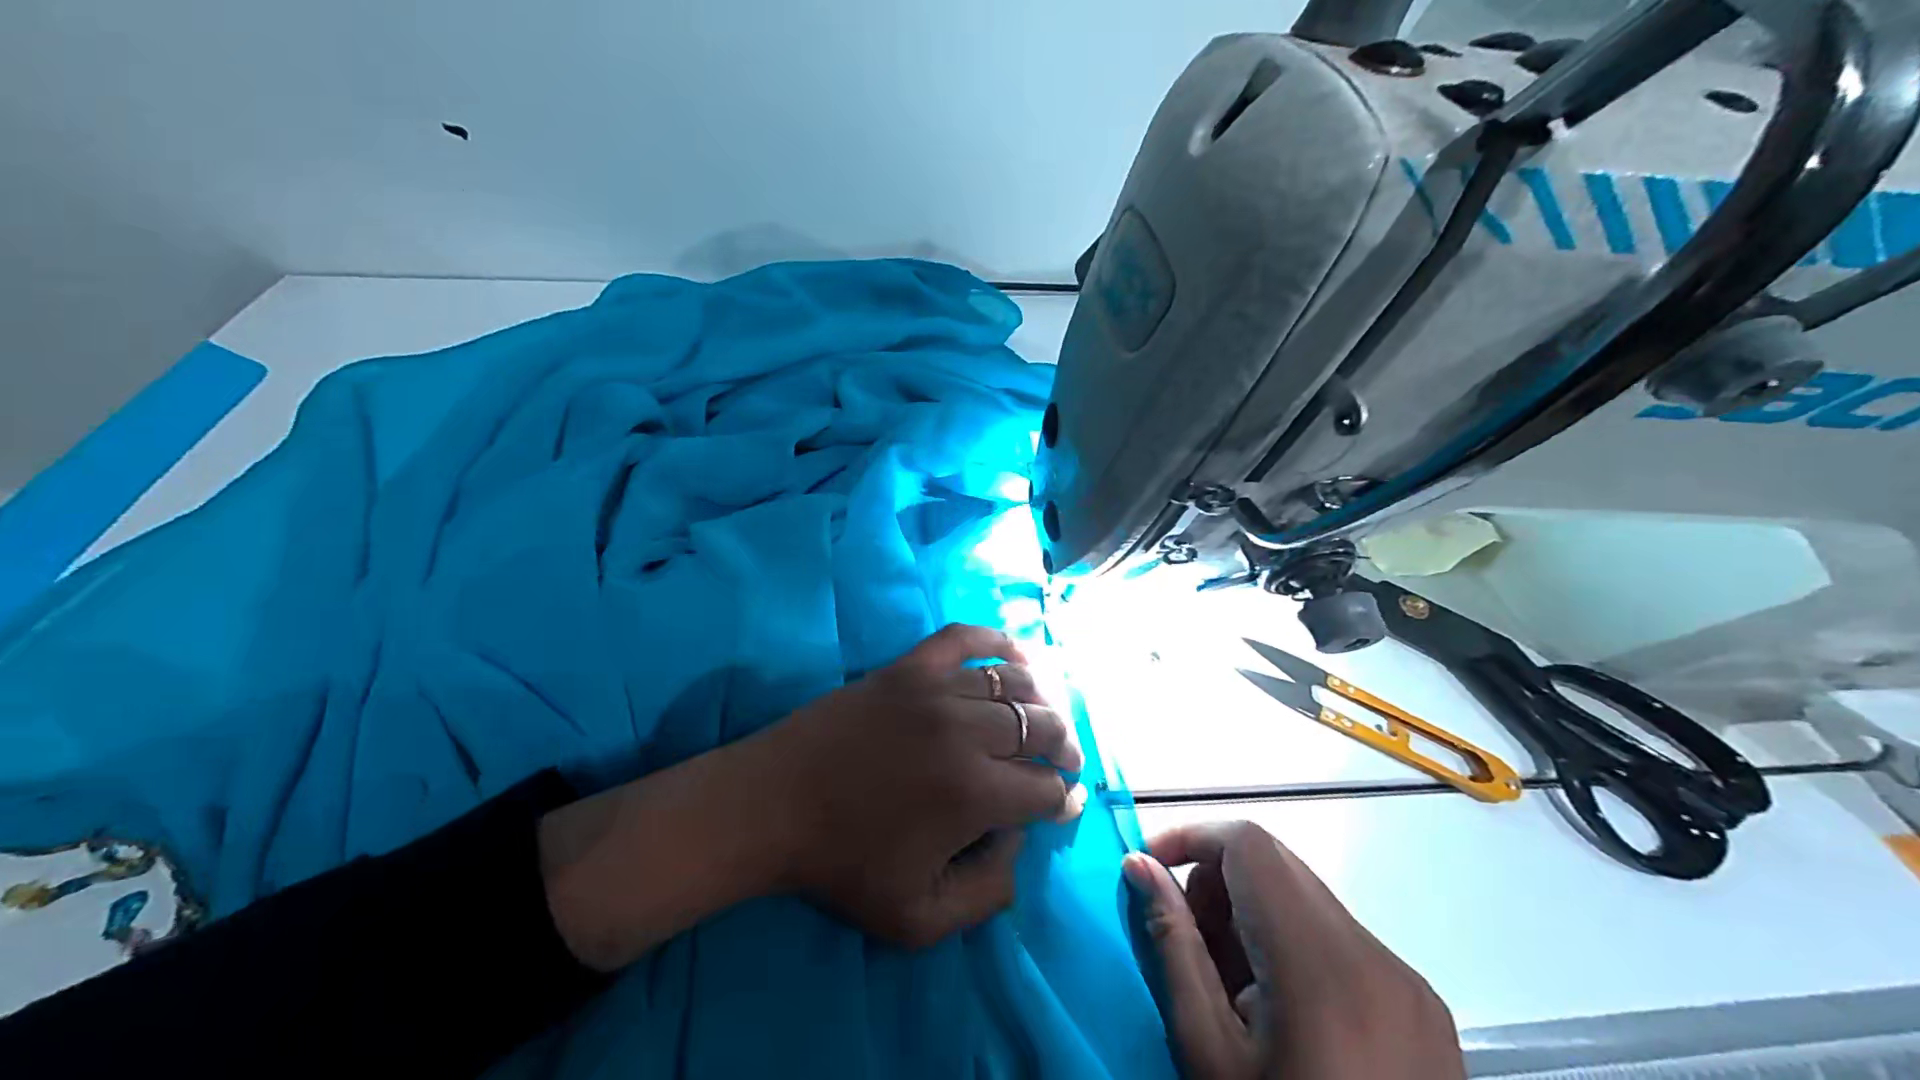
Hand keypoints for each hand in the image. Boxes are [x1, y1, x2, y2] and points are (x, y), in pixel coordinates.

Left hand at [750, 623, 1083, 945]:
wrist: (771, 805)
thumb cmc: (842, 864)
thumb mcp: (918, 919)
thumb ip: (987, 894)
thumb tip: (1018, 842)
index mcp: (975, 794)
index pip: (1047, 789)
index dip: (1063, 800)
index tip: (1062, 804)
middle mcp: (966, 732)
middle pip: (1043, 729)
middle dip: (1065, 749)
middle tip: (1063, 763)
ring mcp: (935, 690)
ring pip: (1015, 684)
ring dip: (1043, 702)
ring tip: (1046, 718)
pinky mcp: (907, 667)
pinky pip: (964, 638)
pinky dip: (997, 641)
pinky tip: (1014, 654)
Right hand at [1122, 822, 1463, 1079]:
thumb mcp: (1208, 1052)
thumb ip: (1173, 945)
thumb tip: (1139, 865)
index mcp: (1322, 965)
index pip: (1248, 844)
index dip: (1190, 837)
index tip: (1150, 868)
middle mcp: (1376, 956)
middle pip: (1277, 865)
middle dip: (1215, 881)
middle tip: (1186, 940)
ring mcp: (1408, 981)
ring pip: (1306, 898)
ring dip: (1252, 914)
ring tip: (1232, 987)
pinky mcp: (1424, 1006)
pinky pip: (1340, 938)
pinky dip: (1292, 944)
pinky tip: (1281, 1010)